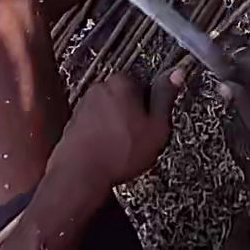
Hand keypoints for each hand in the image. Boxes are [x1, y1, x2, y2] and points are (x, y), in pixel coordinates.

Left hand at [48, 66, 186, 194]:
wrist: (80, 175)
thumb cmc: (119, 152)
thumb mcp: (157, 126)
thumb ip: (166, 96)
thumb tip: (176, 73)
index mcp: (122, 82)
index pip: (145, 85)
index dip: (151, 108)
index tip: (152, 124)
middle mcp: (100, 88)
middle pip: (126, 98)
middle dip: (133, 116)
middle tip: (139, 138)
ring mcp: (84, 105)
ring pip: (110, 113)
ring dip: (116, 127)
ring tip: (122, 150)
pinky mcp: (73, 123)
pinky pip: (95, 126)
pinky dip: (101, 137)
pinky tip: (107, 154)